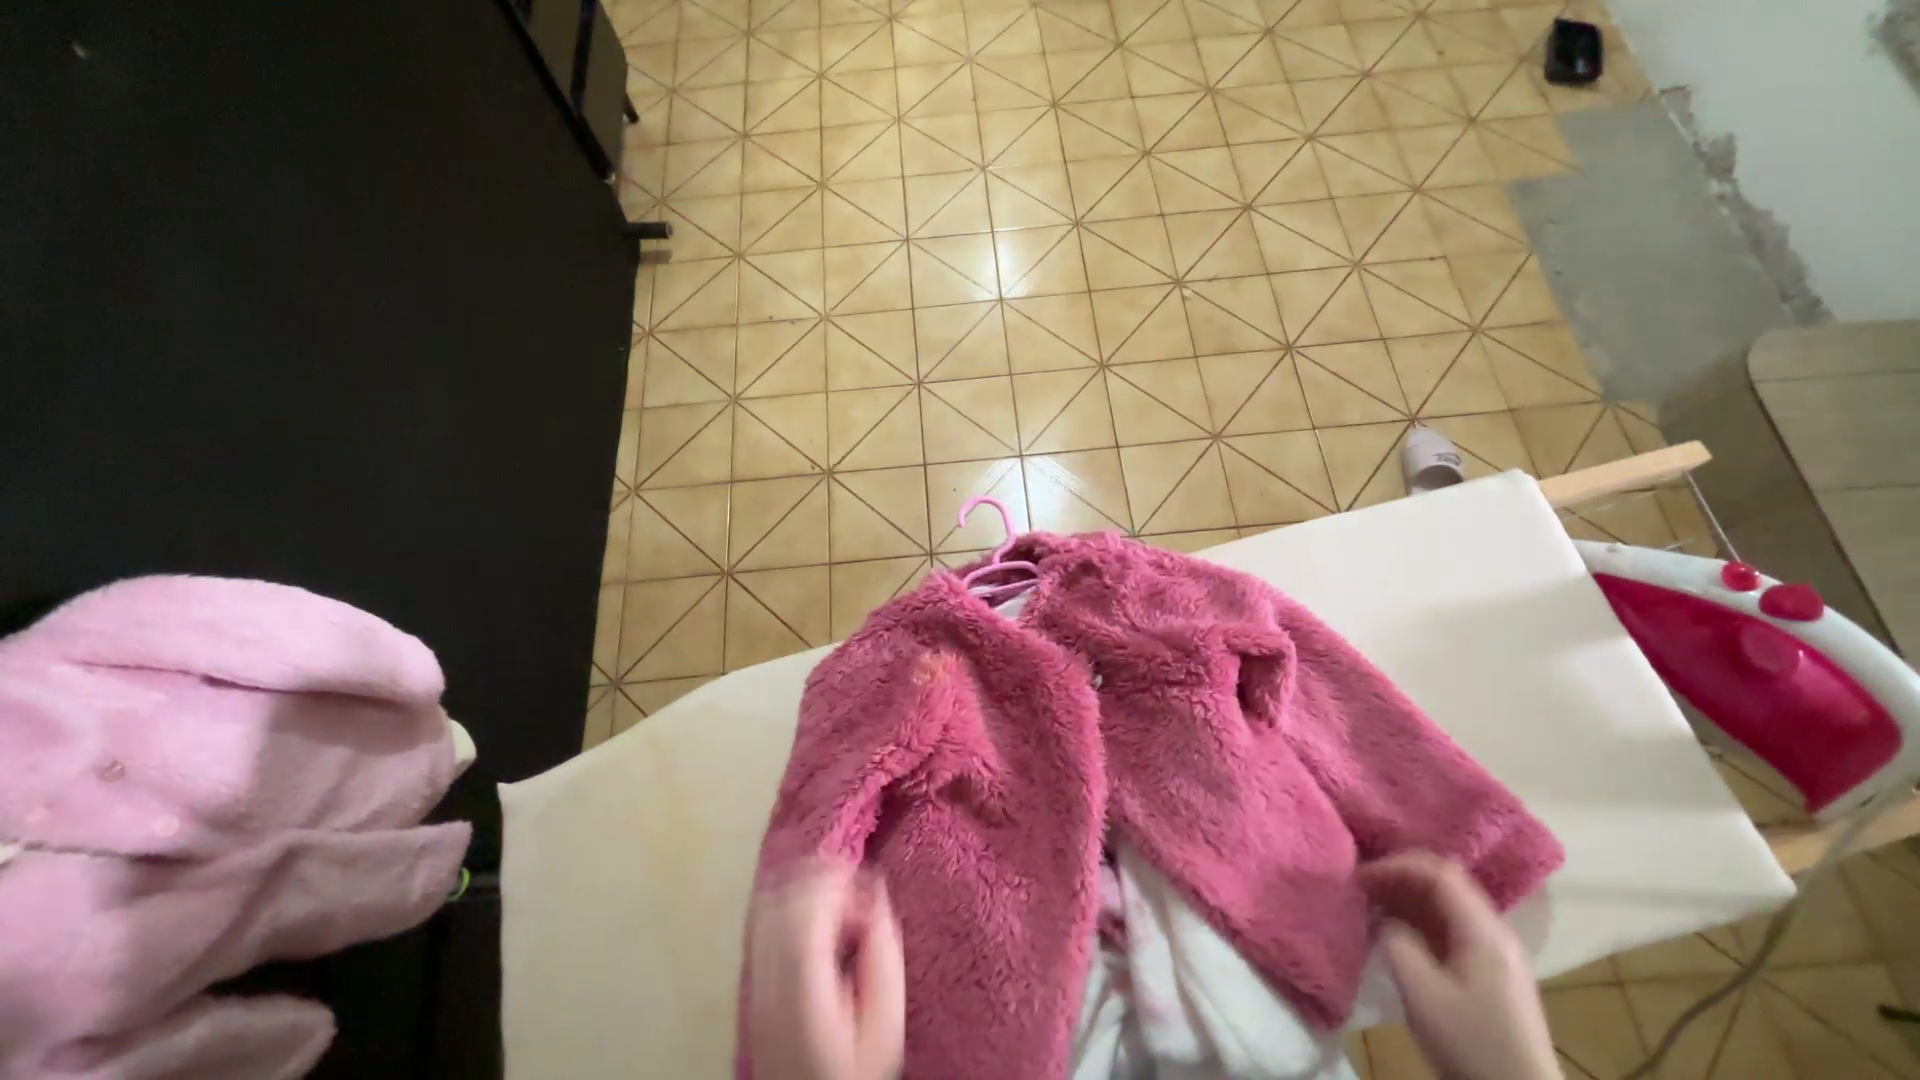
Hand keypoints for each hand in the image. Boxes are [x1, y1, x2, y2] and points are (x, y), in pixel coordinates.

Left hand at [749, 858, 904, 1079]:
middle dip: (819, 876)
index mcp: (801, 987)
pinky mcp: (752, 983)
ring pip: (765, 904)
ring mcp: (754, 980)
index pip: (803, 909)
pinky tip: (814, 912)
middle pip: (779, 899)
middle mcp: (767, 977)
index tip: (866, 880)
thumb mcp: (886, 1023)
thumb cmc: (857, 1068)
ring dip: (801, 885)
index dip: (832, 879)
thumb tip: (875, 895)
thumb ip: (883, 955)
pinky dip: (787, 900)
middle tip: (856, 888)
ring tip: (838, 896)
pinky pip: (761, 921)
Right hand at [1359, 852, 1560, 1079]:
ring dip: (1407, 899)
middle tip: (1361, 887)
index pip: (1438, 872)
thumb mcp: (1421, 992)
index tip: (1360, 878)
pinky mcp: (1490, 971)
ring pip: (1447, 906)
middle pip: (1445, 883)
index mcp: (1484, 930)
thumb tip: (1384, 919)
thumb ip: (1396, 942)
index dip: (1396, 866)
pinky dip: (1419, 921)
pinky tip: (1396, 933)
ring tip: (1371, 906)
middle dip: (1399, 877)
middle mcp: (1495, 931)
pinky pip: (1451, 928)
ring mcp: (1496, 952)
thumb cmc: (1470, 1042)